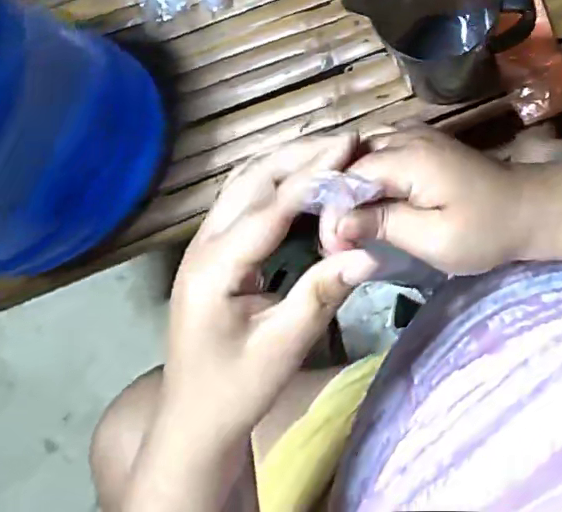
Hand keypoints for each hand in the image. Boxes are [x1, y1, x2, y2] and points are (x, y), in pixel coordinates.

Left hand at [157, 134, 379, 444]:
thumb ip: (322, 294)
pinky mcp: (214, 244)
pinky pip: (245, 195)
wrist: (193, 420)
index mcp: (214, 266)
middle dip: (300, 154)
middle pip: (252, 178)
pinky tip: (304, 174)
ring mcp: (204, 240)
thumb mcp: (283, 348)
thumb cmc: (235, 390)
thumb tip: (368, 253)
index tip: (349, 146)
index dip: (312, 173)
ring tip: (331, 148)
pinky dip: (277, 176)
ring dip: (287, 159)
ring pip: (246, 180)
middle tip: (347, 141)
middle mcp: (203, 242)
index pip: (271, 205)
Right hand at [323, 125, 546, 275]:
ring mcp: (414, 134)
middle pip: (352, 159)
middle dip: (337, 197)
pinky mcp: (421, 142)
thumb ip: (385, 225)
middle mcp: (406, 135)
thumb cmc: (486, 230)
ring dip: (351, 186)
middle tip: (337, 240)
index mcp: (409, 158)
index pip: (349, 176)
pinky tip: (368, 203)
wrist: (529, 207)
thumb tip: (338, 223)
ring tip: (347, 225)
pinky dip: (367, 175)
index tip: (333, 248)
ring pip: (363, 152)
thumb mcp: (435, 240)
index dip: (334, 210)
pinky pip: (381, 151)